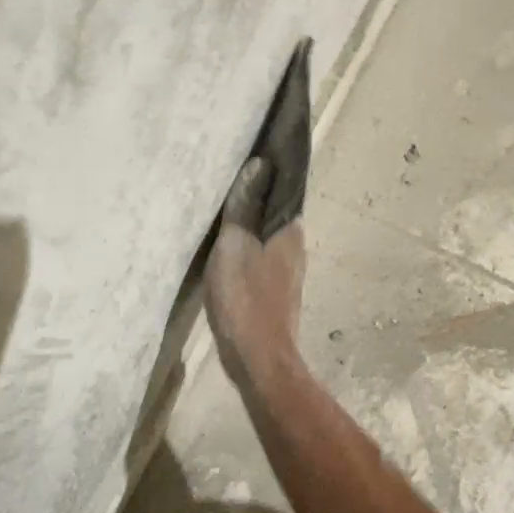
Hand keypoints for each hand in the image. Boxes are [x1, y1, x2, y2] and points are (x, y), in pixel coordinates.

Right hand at [205, 159, 306, 387]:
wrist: (259, 359)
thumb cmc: (246, 300)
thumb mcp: (235, 246)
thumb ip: (245, 207)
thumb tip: (259, 165)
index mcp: (291, 231)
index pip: (282, 189)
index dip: (267, 172)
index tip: (247, 153)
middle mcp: (295, 248)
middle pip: (272, 213)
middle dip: (254, 198)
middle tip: (224, 180)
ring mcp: (286, 274)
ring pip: (264, 238)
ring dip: (247, 227)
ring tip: (218, 211)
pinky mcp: (273, 294)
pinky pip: (257, 260)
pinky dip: (243, 251)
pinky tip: (223, 251)